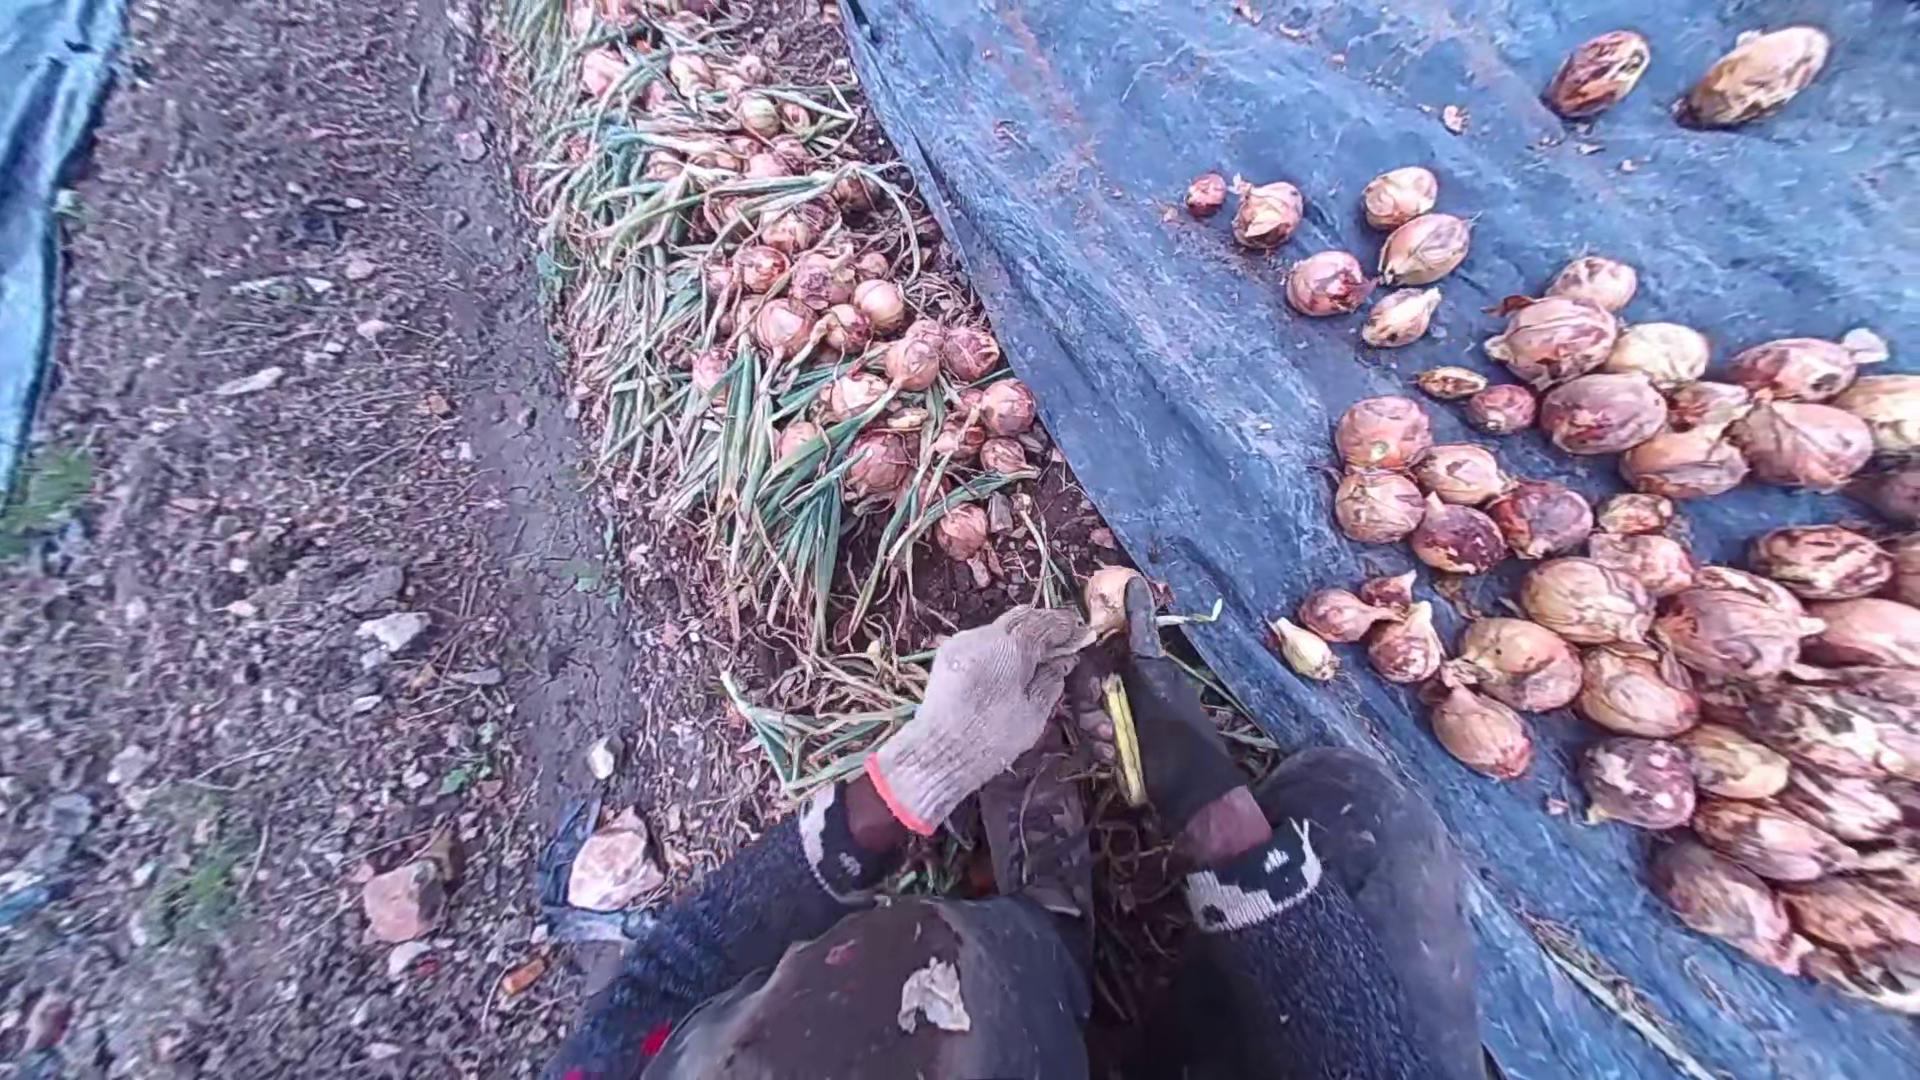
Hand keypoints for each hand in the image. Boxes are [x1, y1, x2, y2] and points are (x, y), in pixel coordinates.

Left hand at [867, 606, 1089, 833]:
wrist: (939, 751)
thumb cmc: (993, 737)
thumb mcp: (1034, 713)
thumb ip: (1051, 679)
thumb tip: (1063, 659)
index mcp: (1011, 646)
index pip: (1046, 623)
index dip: (1066, 626)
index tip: (1079, 634)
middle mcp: (985, 634)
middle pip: (1021, 617)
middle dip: (1043, 626)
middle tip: (1059, 643)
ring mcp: (963, 640)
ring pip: (999, 627)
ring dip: (1019, 636)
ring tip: (1032, 659)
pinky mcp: (948, 652)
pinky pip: (981, 640)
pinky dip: (998, 647)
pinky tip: (1004, 667)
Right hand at [1068, 652, 1246, 832]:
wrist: (1194, 799)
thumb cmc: (1178, 745)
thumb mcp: (1157, 699)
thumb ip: (1135, 666)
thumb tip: (1130, 619)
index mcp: (1149, 672)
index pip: (1104, 657)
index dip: (1091, 672)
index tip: (1093, 691)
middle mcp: (1136, 689)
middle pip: (1091, 686)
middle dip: (1090, 707)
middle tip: (1104, 729)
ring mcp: (1129, 718)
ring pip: (1090, 712)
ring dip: (1094, 731)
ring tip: (1111, 750)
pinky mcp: (1122, 743)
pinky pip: (1096, 737)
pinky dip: (1100, 748)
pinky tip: (1112, 760)